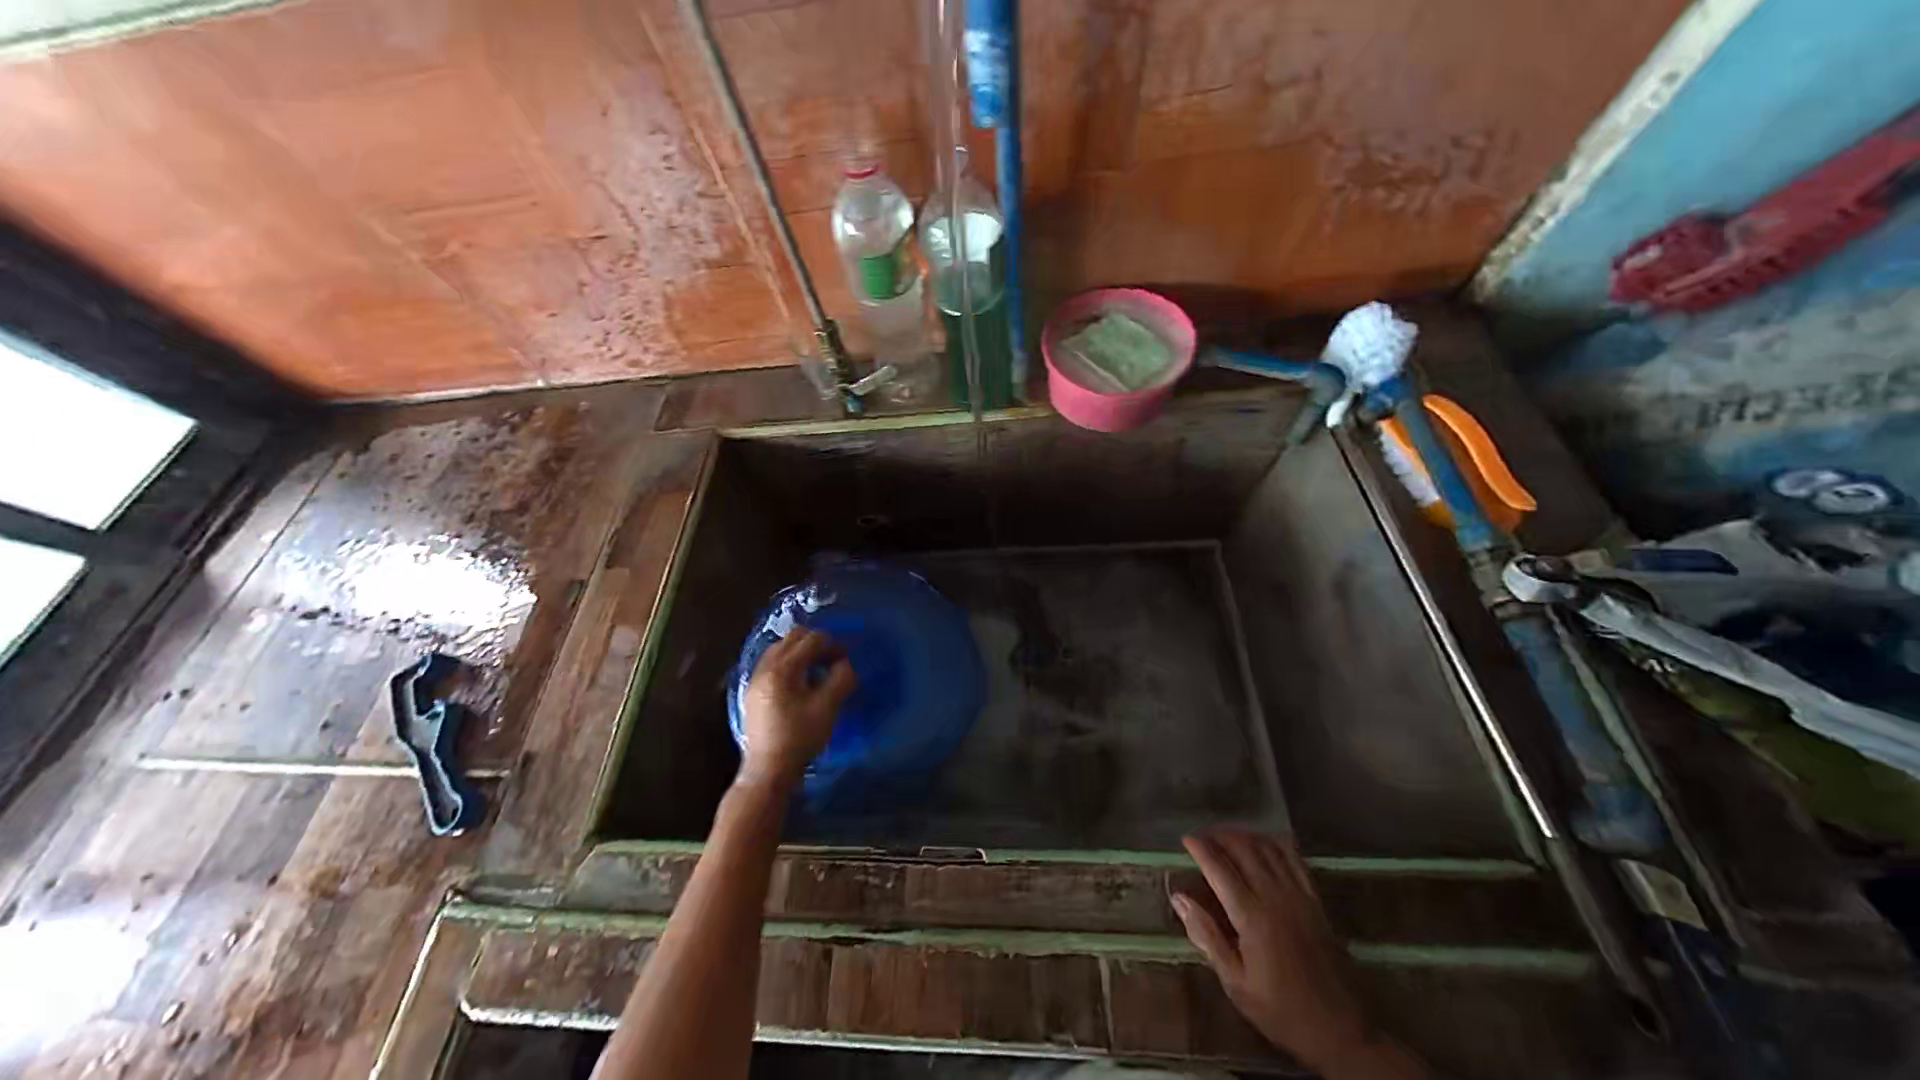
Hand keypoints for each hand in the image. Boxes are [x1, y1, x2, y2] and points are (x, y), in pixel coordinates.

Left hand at [739, 627, 856, 786]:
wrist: (769, 770)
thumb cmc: (800, 738)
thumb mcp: (828, 708)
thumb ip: (841, 679)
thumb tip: (844, 664)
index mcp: (782, 669)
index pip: (811, 641)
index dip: (832, 644)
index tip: (846, 658)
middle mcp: (764, 668)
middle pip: (792, 638)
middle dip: (815, 643)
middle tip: (833, 659)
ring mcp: (755, 679)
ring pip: (780, 649)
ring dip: (801, 652)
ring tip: (818, 669)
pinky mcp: (753, 692)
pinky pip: (772, 664)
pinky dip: (789, 663)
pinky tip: (800, 682)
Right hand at [1173, 832, 1425, 1077]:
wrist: (1341, 1031)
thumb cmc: (1281, 1010)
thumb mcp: (1236, 983)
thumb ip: (1207, 936)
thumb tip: (1179, 898)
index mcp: (1252, 917)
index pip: (1219, 869)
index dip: (1200, 849)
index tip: (1185, 839)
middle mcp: (1276, 898)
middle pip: (1244, 850)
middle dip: (1220, 836)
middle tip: (1202, 837)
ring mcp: (1300, 897)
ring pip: (1269, 849)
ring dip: (1245, 836)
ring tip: (1227, 836)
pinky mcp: (1316, 902)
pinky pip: (1295, 860)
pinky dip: (1276, 844)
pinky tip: (1264, 843)